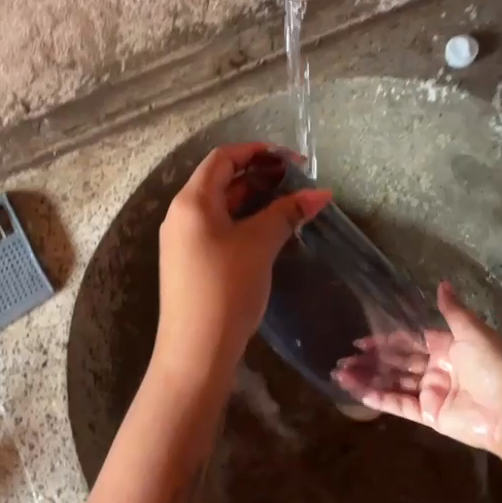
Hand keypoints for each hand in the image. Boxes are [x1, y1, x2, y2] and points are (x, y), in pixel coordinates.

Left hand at [155, 143, 332, 371]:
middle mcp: (181, 214)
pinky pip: (218, 229)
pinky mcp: (190, 263)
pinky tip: (270, 232)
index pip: (223, 158)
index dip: (257, 152)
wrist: (196, 350)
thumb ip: (287, 213)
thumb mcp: (259, 244)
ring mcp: (183, 240)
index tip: (292, 159)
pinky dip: (244, 222)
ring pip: (221, 207)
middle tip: (297, 181)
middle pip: (220, 180)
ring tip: (290, 204)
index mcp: (192, 201)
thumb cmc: (226, 287)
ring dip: (254, 200)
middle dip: (259, 175)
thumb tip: (320, 193)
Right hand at [333, 281, 501, 452]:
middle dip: (371, 361)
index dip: (385, 340)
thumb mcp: (473, 331)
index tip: (360, 341)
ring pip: (394, 383)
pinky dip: (379, 398)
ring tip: (341, 374)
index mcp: (448, 348)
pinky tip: (357, 391)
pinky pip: (399, 405)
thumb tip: (442, 283)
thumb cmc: (493, 366)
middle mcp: (437, 369)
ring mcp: (432, 393)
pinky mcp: (429, 415)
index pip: (409, 341)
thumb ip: (452, 310)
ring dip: (368, 378)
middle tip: (343, 358)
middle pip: (398, 363)